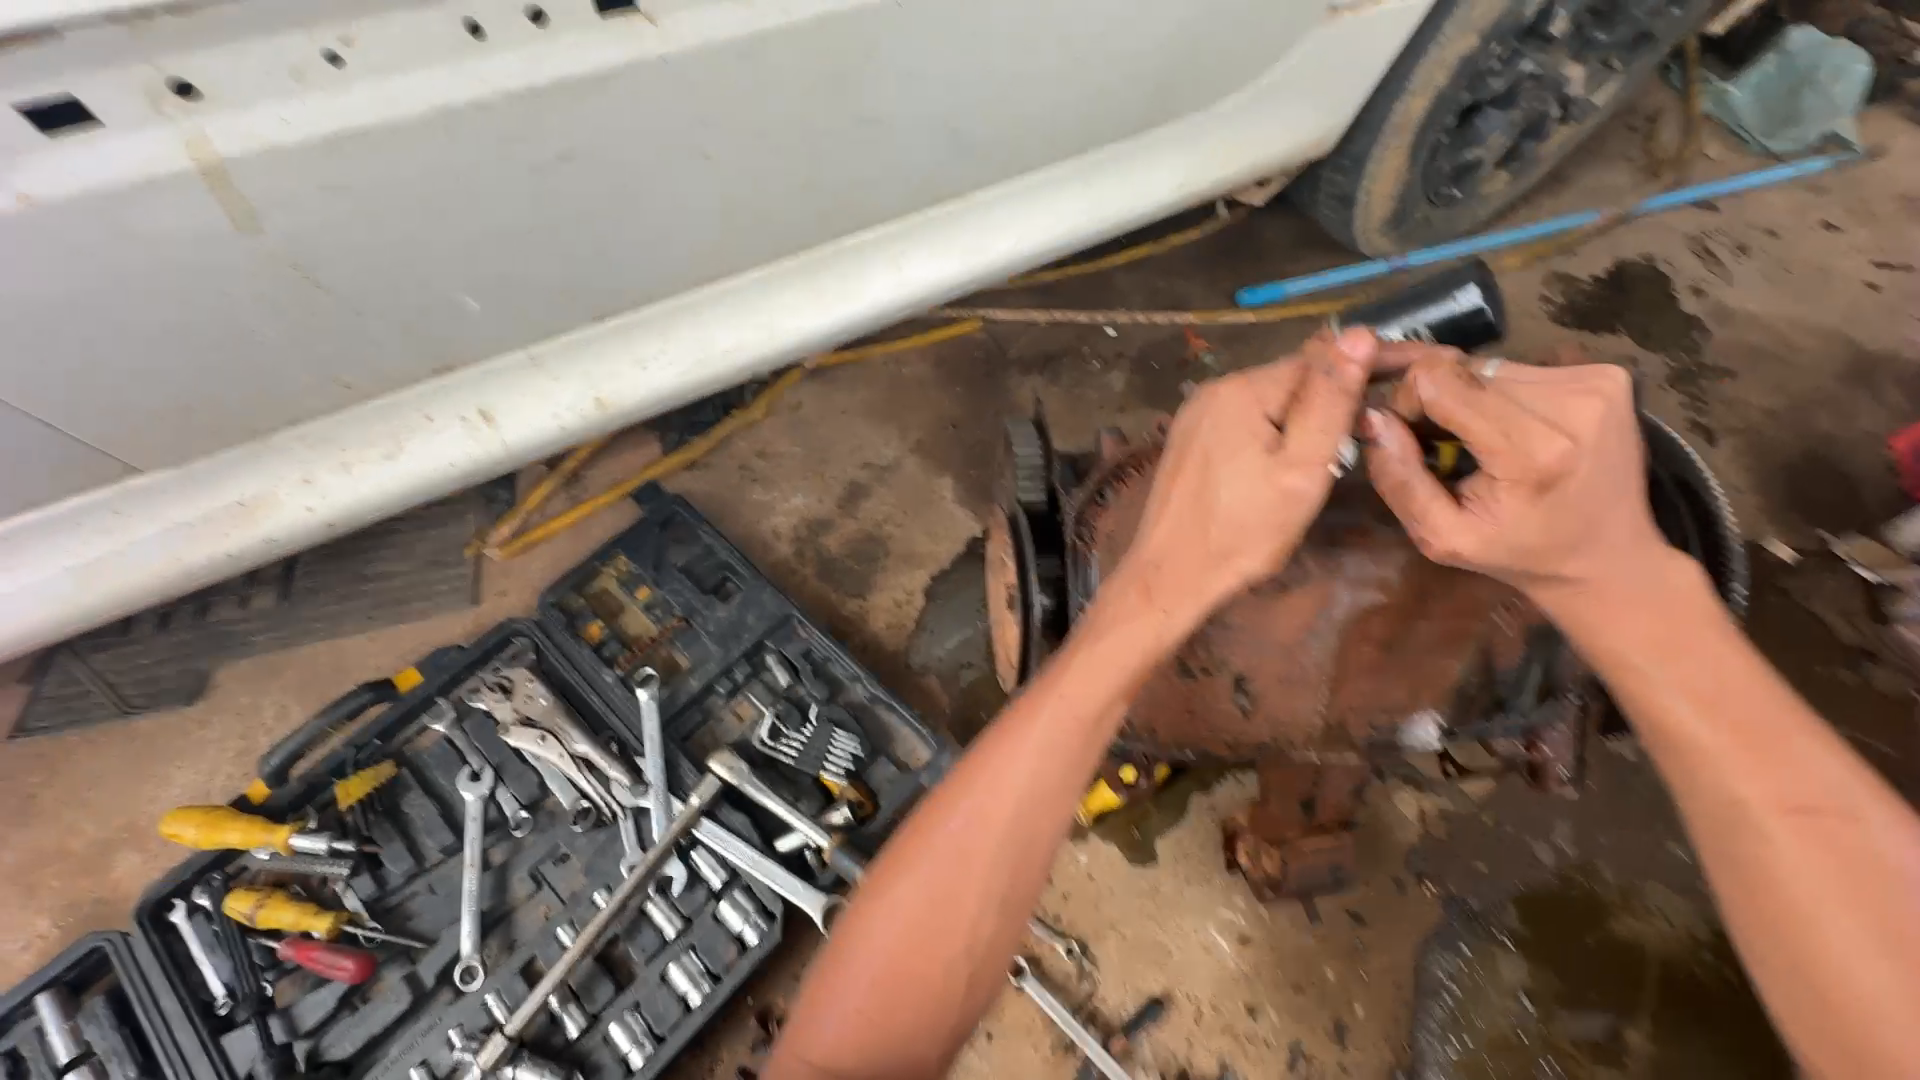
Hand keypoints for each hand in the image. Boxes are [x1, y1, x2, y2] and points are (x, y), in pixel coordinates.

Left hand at [1114, 328, 1377, 627]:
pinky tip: (1289, 459)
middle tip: (1379, 422)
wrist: (1170, 574)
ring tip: (1341, 444)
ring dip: (1305, 416)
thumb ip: (1330, 402)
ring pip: (1269, 400)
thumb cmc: (1242, 532)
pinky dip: (1275, 431)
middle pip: (1292, 378)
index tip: (1416, 371)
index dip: (1369, 363)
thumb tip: (1360, 333)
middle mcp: (1213, 391)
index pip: (1320, 356)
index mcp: (1241, 390)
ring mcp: (1196, 416)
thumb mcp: (1300, 469)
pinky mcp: (1190, 440)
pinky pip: (1245, 421)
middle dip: (1335, 394)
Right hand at [1361, 348, 1674, 611]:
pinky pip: (1520, 368)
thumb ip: (1399, 479)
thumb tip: (1371, 417)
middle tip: (1444, 445)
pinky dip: (1500, 396)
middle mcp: (1573, 402)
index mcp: (1532, 449)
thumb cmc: (1519, 553)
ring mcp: (1597, 382)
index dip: (1408, 402)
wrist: (1609, 557)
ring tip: (1478, 441)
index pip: (1438, 379)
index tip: (1412, 440)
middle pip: (1462, 368)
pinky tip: (1511, 431)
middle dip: (1437, 401)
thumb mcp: (1441, 536)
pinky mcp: (1608, 375)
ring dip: (1468, 398)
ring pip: (1488, 364)